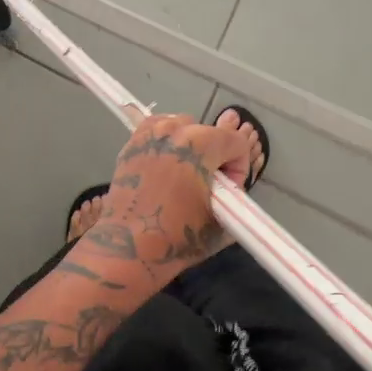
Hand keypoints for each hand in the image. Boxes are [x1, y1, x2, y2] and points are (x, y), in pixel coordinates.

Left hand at [74, 113, 252, 283]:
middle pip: (209, 132)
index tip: (229, 191)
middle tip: (210, 186)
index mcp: (199, 144)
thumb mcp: (222, 220)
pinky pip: (158, 131)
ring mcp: (149, 132)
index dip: (239, 167)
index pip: (236, 141)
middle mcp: (173, 128)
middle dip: (216, 157)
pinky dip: (168, 143)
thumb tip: (231, 190)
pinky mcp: (132, 142)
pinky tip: (167, 166)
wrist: (131, 243)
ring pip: (183, 127)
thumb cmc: (180, 235)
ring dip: (191, 147)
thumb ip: (234, 197)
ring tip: (186, 176)